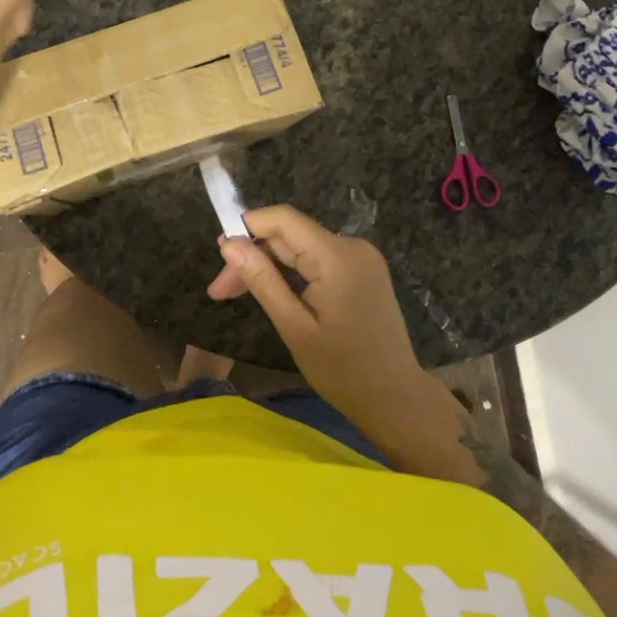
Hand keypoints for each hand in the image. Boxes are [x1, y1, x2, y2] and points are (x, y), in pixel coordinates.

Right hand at [211, 206, 470, 476]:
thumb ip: (262, 280)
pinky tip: (273, 294)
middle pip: (290, 234)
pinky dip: (292, 273)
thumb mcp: (294, 327)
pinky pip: (318, 259)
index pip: (284, 219)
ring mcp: (361, 257)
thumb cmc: (343, 370)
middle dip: (253, 256)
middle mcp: (352, 246)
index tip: (220, 256)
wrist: (396, 398)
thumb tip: (228, 245)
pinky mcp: (363, 270)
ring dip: (269, 266)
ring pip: (301, 247)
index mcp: (337, 256)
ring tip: (236, 295)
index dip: (247, 227)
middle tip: (220, 292)